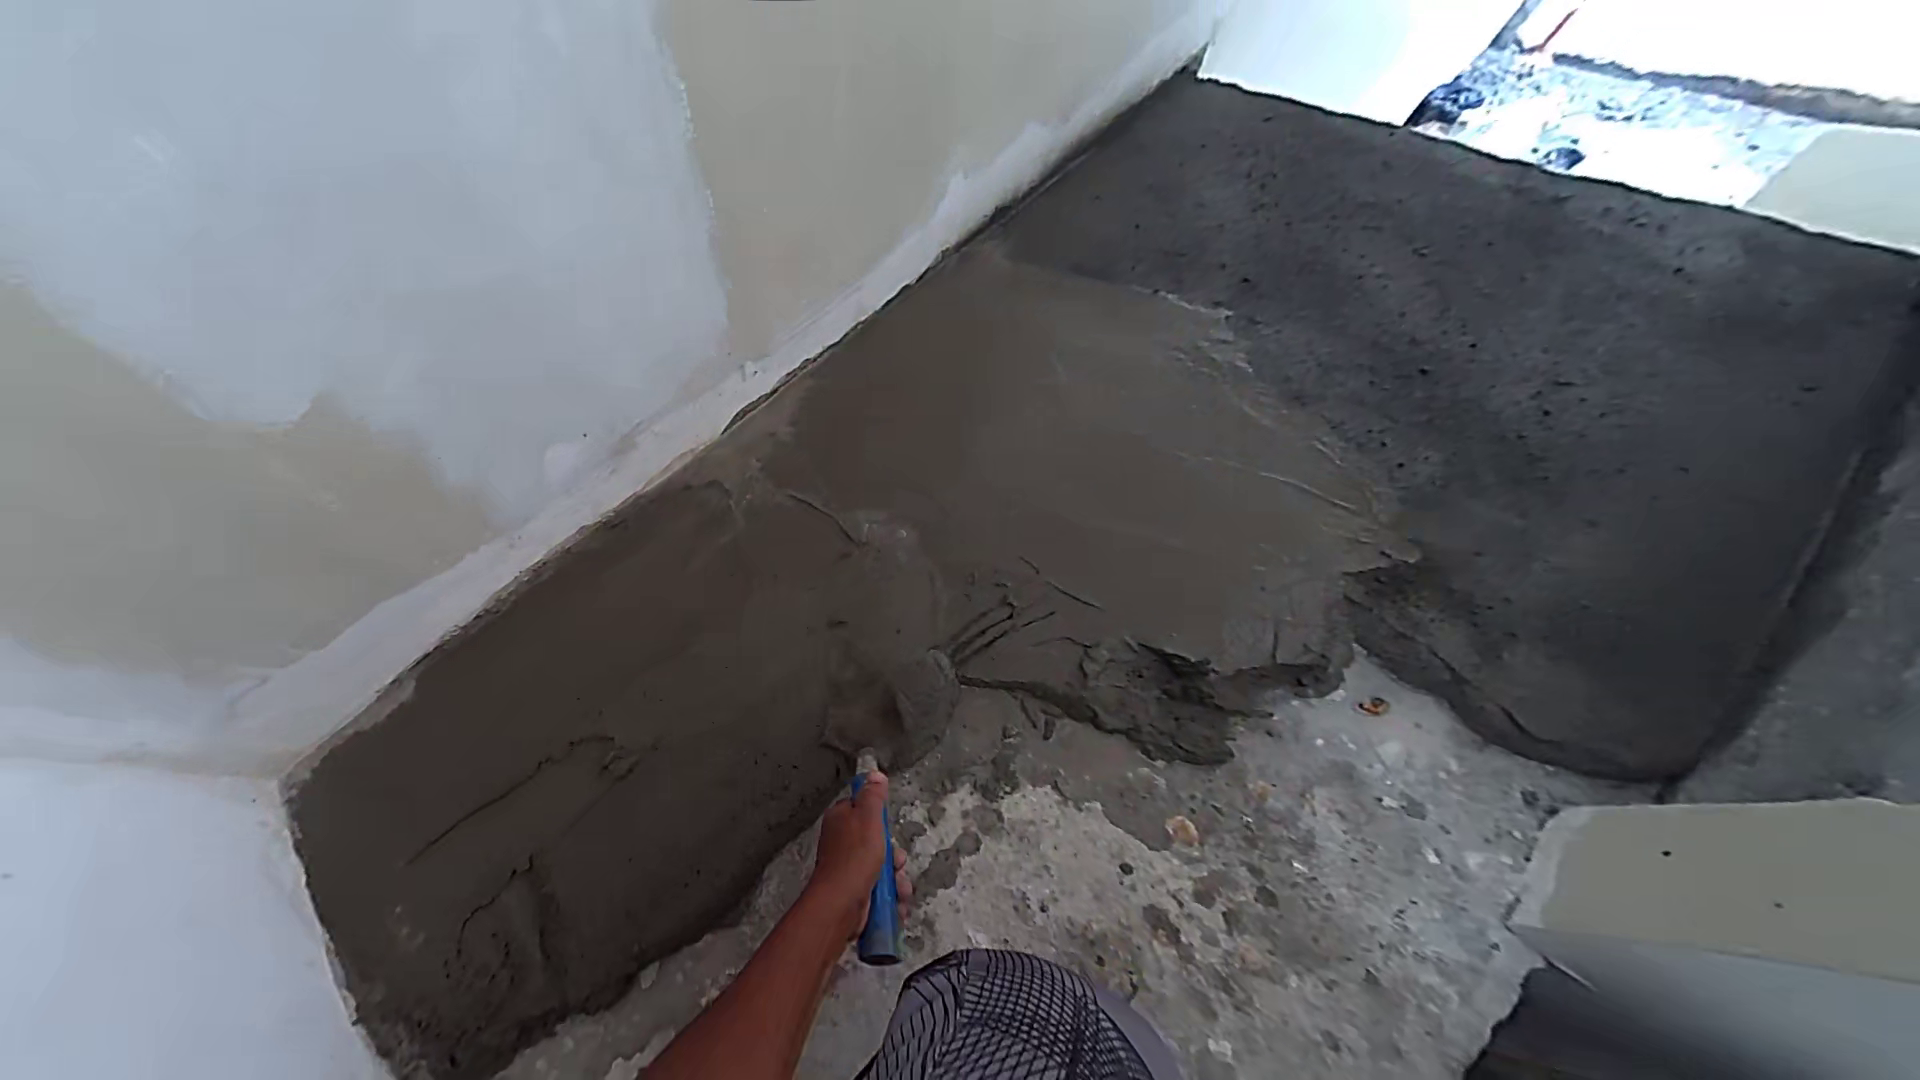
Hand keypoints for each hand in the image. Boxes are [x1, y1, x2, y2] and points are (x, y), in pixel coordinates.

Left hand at [807, 771, 912, 940]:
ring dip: (898, 881)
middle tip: (897, 865)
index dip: (880, 820)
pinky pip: (881, 891)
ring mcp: (850, 870)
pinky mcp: (857, 893)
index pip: (864, 810)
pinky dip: (892, 899)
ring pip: (884, 869)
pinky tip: (897, 905)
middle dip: (894, 858)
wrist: (841, 906)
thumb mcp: (868, 817)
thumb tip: (875, 774)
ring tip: (899, 891)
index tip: (887, 829)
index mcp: (840, 819)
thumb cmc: (855, 857)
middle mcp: (842, 843)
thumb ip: (873, 795)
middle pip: (879, 843)